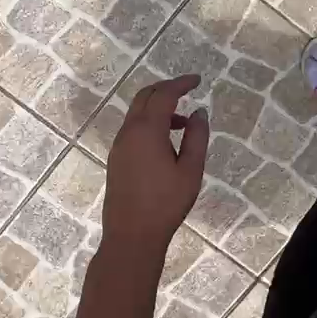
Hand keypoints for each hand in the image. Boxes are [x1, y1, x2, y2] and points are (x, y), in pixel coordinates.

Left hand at [102, 75, 209, 261]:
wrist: (131, 237)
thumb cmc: (165, 204)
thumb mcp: (191, 170)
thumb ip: (197, 137)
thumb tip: (199, 112)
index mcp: (147, 131)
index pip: (164, 95)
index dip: (181, 83)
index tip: (198, 80)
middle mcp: (128, 133)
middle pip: (145, 97)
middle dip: (166, 89)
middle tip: (187, 90)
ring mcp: (119, 146)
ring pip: (137, 113)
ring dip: (158, 108)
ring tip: (184, 123)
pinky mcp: (116, 159)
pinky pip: (133, 128)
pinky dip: (150, 122)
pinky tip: (166, 141)